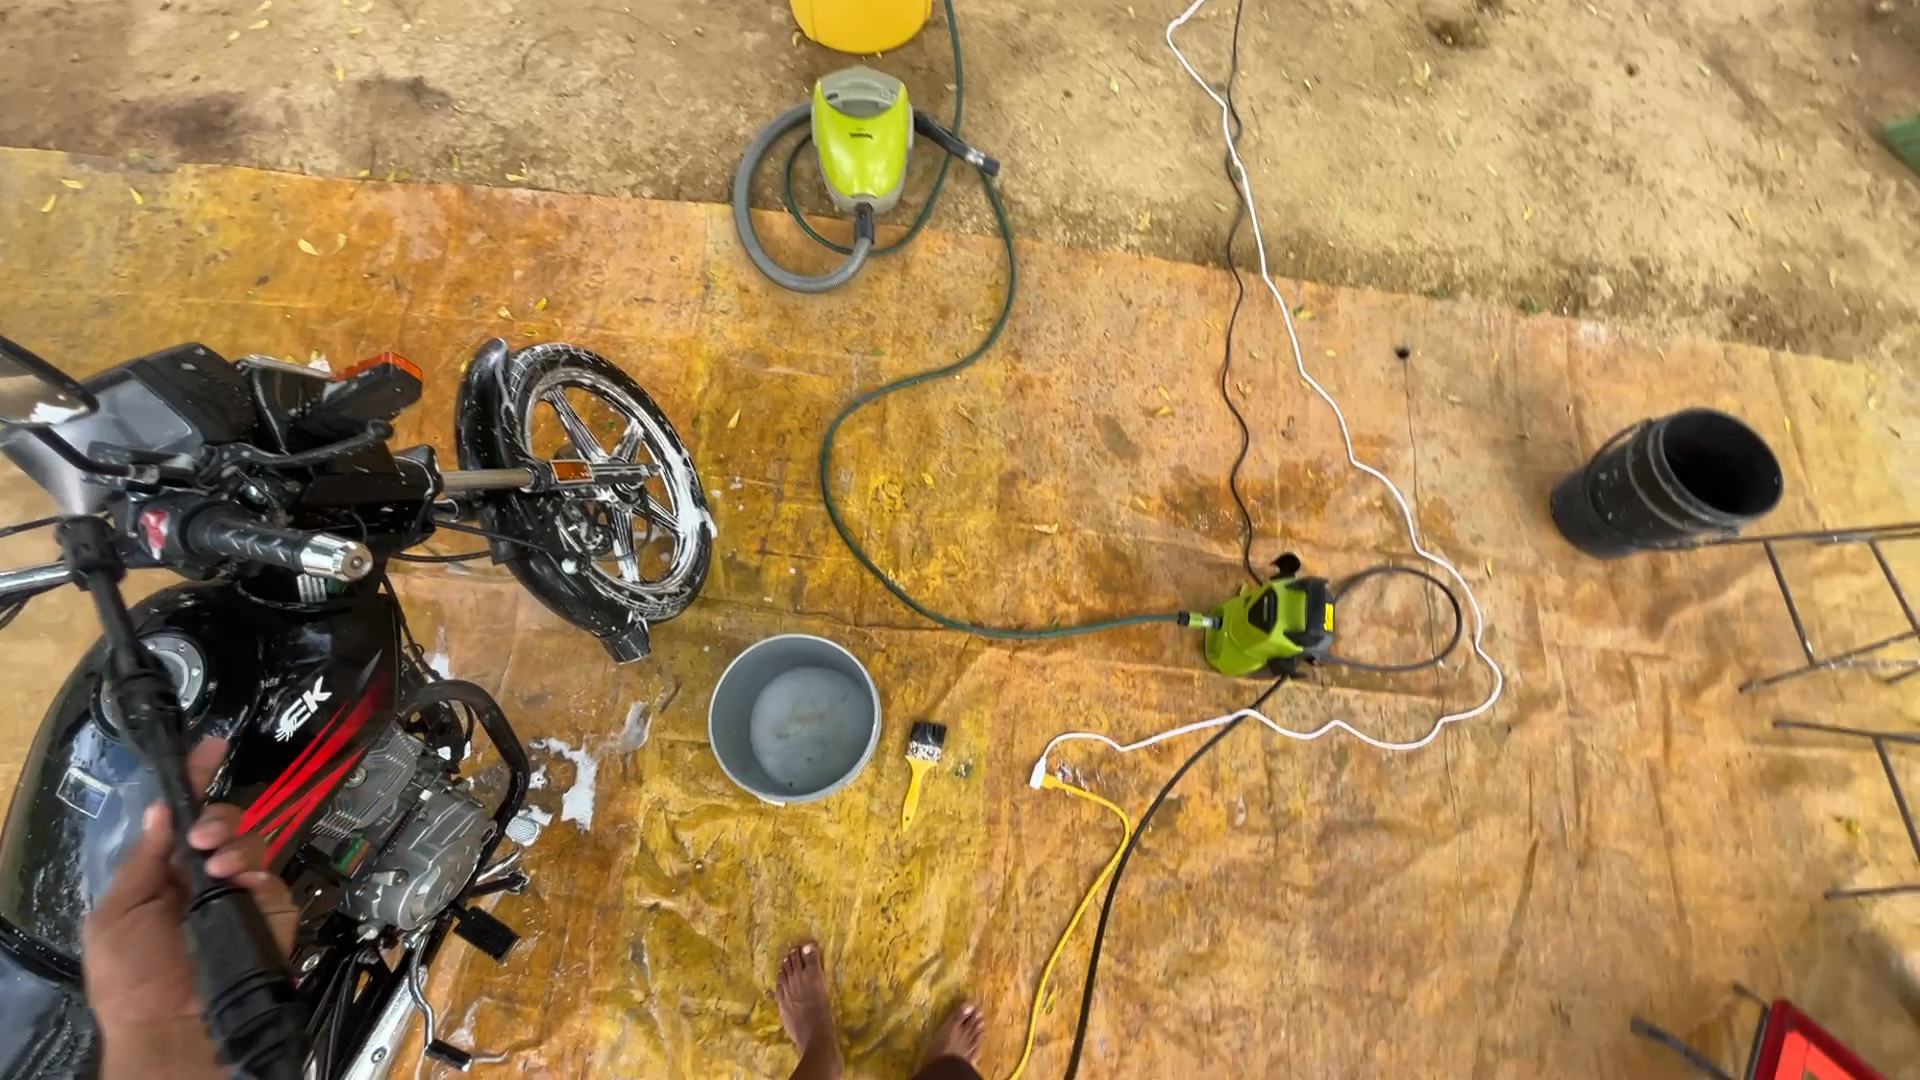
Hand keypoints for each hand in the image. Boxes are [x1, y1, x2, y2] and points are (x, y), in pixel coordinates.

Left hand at [82, 737, 299, 1079]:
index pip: (180, 817)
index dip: (194, 781)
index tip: (209, 747)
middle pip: (223, 819)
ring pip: (251, 836)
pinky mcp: (271, 896)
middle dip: (217, 816)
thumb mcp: (116, 915)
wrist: (177, 1016)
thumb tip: (160, 811)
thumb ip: (141, 862)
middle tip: (205, 836)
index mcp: (163, 870)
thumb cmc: (133, 972)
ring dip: (235, 842)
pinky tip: (238, 882)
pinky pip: (270, 866)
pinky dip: (254, 868)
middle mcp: (204, 869)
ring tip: (219, 867)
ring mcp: (241, 882)